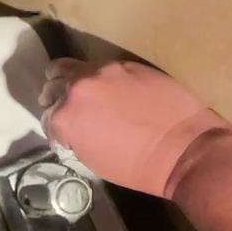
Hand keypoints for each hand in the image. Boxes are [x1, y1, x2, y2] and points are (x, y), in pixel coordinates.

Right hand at [40, 58, 231, 197]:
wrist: (185, 149)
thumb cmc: (136, 166)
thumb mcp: (90, 158)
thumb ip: (72, 135)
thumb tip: (70, 129)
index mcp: (66, 115)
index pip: (46, 117)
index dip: (55, 130)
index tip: (64, 136)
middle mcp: (79, 87)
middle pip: (52, 84)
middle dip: (56, 99)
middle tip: (69, 111)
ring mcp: (104, 71)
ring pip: (72, 67)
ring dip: (73, 82)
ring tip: (87, 96)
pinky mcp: (128, 64)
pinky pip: (102, 68)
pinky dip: (100, 80)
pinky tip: (114, 94)